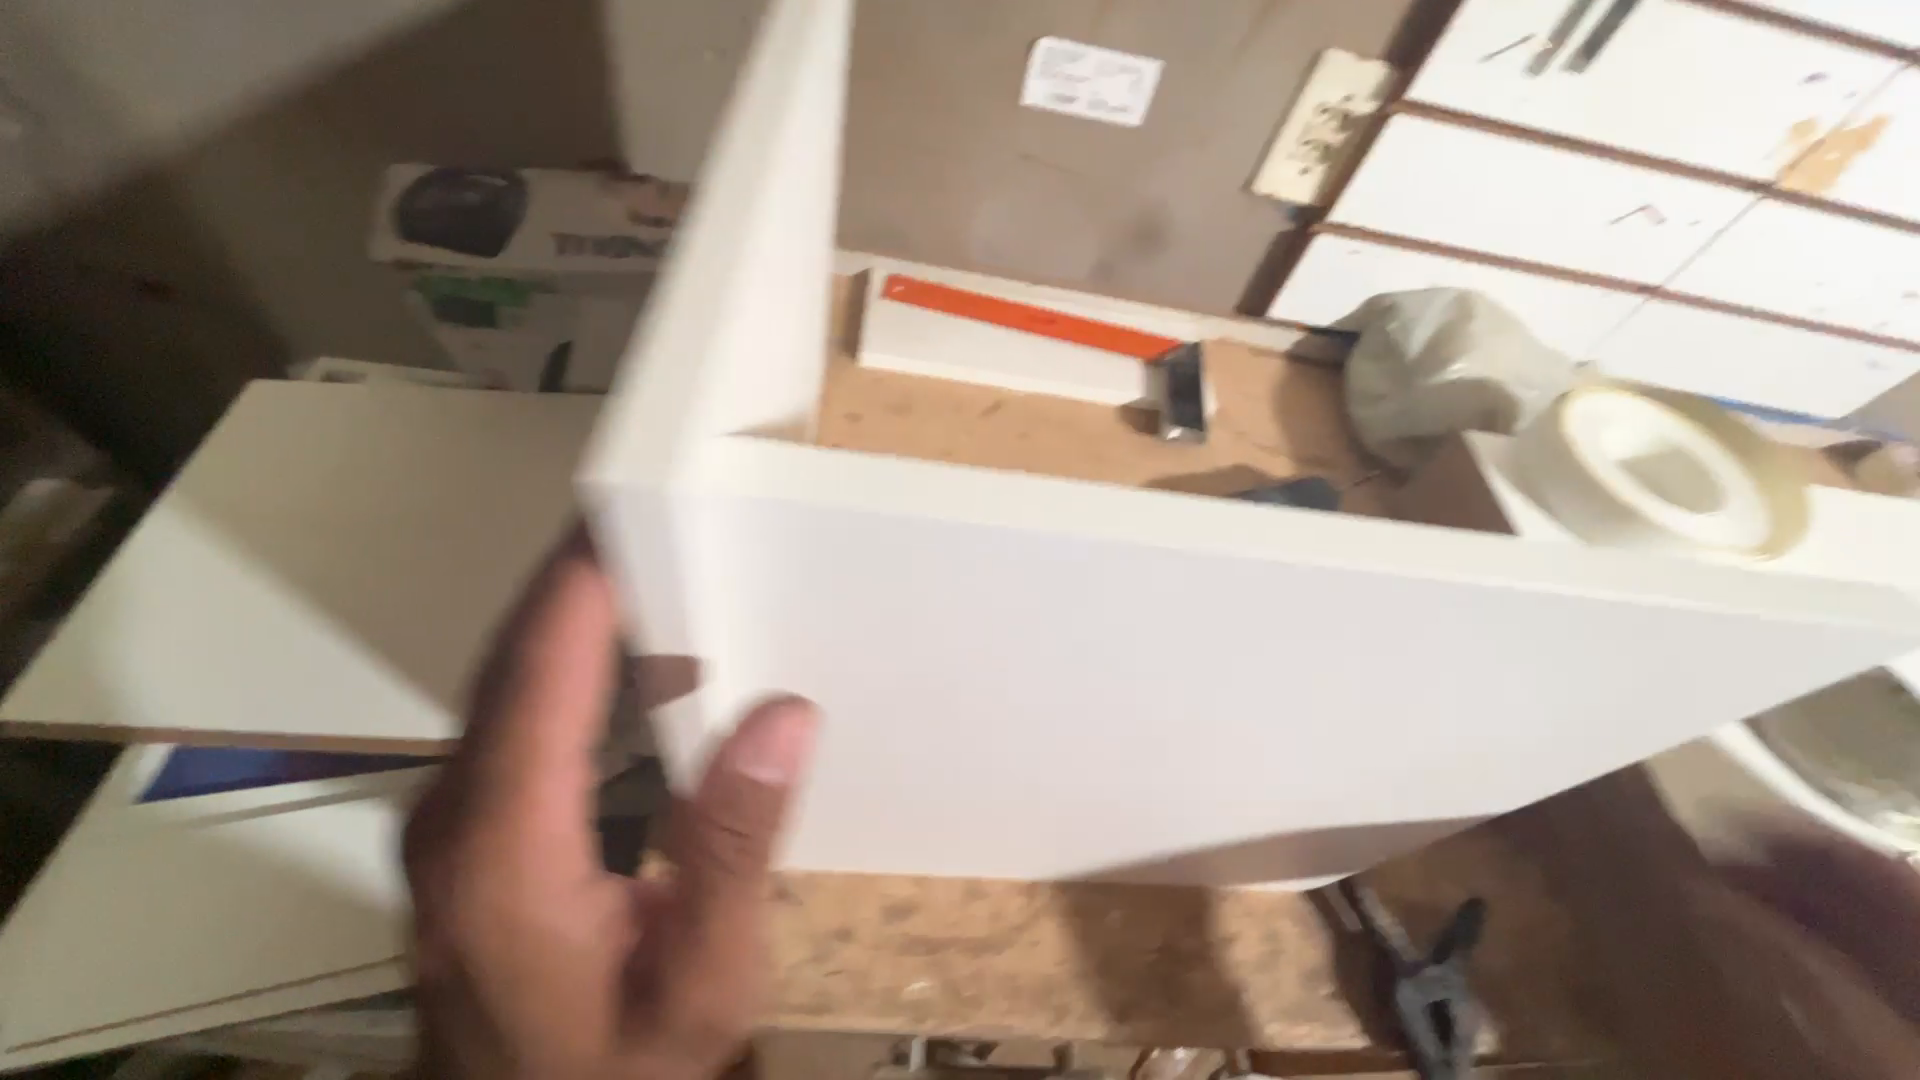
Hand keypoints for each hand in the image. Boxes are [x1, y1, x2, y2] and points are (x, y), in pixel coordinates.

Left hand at [404, 536, 818, 1079]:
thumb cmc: (629, 1063)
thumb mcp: (707, 979)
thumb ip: (736, 850)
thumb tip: (782, 716)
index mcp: (505, 851)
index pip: (536, 675)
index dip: (580, 583)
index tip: (632, 504)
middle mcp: (456, 818)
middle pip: (513, 659)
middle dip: (584, 576)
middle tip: (668, 510)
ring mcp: (453, 820)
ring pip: (511, 679)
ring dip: (582, 613)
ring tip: (668, 561)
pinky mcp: (472, 824)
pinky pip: (519, 712)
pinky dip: (576, 662)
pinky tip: (644, 653)